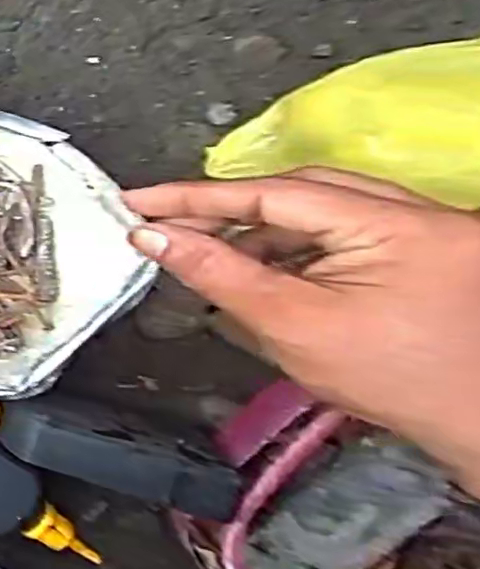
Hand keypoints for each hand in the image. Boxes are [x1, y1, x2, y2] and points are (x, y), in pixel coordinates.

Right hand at [124, 169, 479, 488]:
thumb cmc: (393, 377)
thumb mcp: (286, 320)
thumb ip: (213, 269)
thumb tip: (150, 234)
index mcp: (403, 228)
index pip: (274, 193)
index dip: (194, 196)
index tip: (135, 201)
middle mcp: (428, 218)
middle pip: (300, 191)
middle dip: (226, 205)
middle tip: (164, 220)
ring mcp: (434, 237)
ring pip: (319, 210)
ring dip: (255, 227)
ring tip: (202, 249)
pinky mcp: (429, 258)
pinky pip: (340, 233)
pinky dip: (288, 244)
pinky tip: (255, 267)